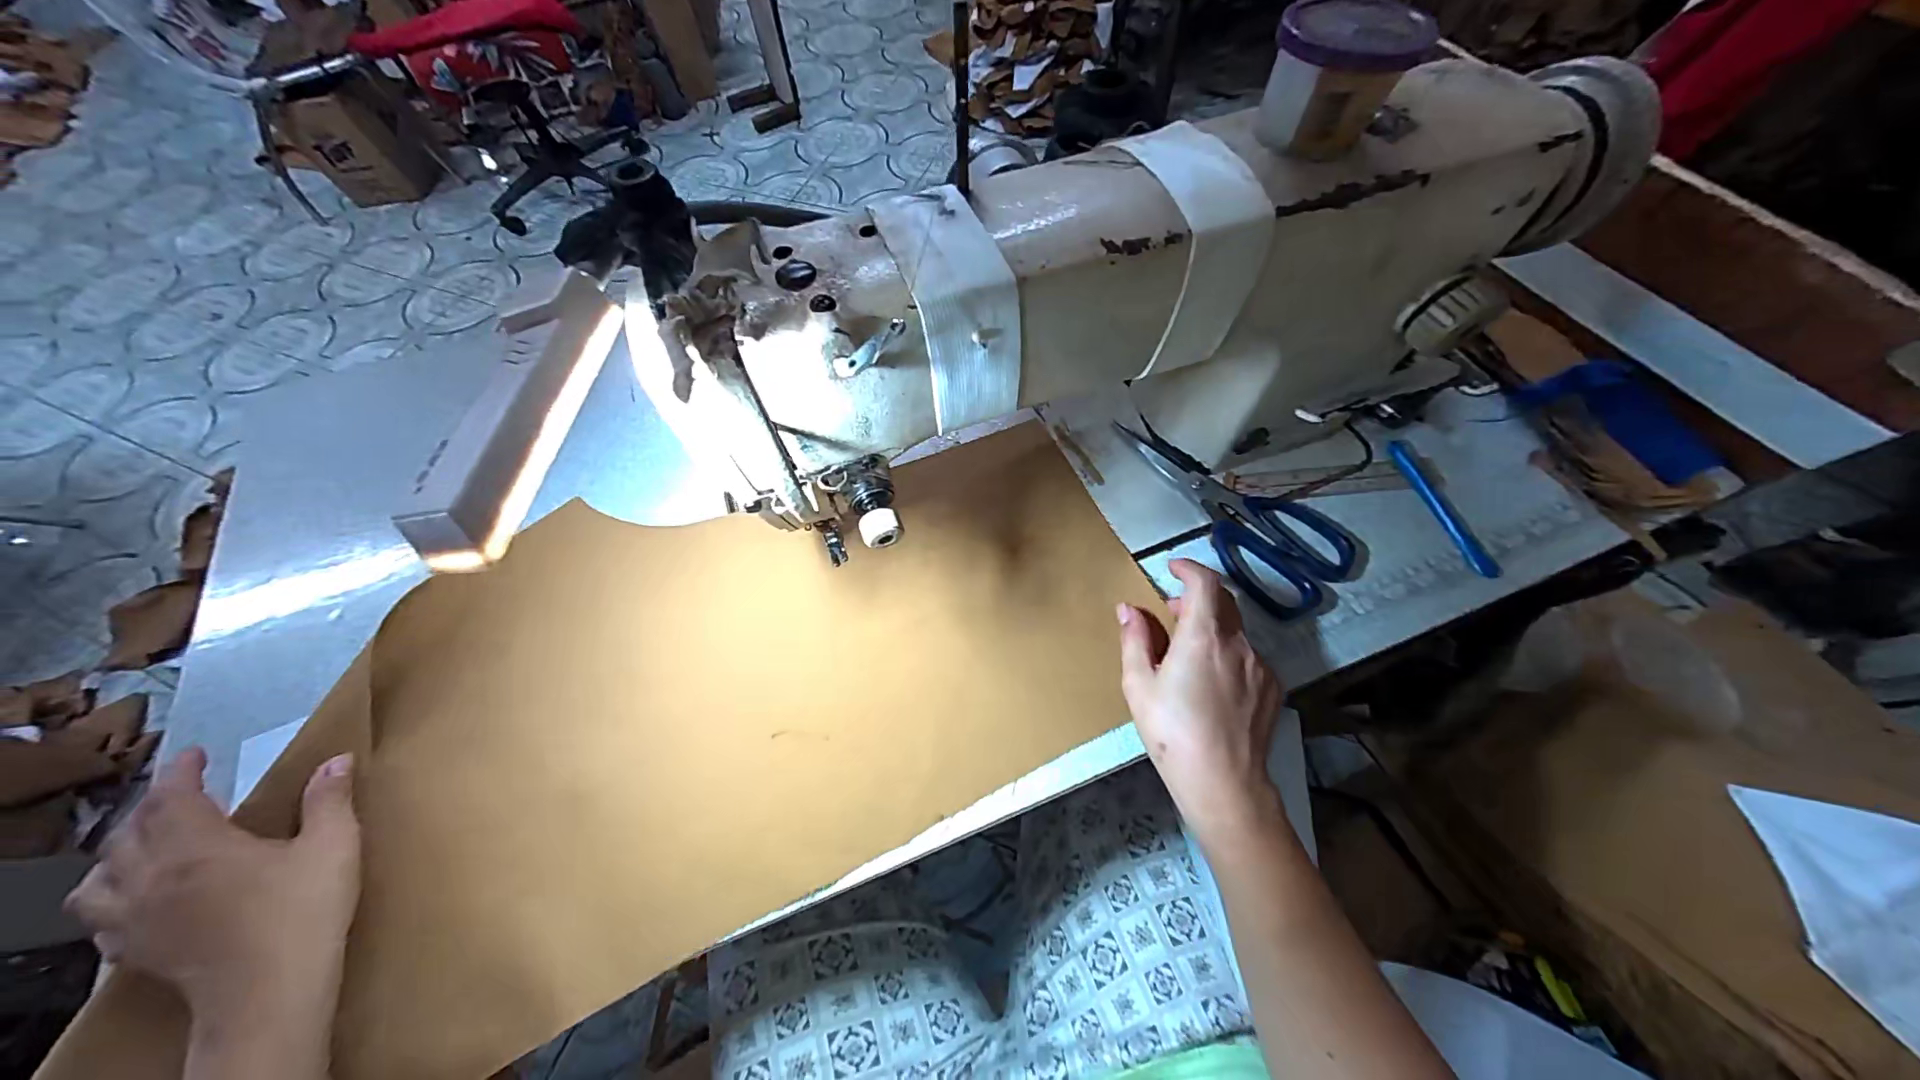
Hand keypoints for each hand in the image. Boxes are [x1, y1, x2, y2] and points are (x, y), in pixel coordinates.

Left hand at [66, 748, 360, 1026]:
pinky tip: (139, 897)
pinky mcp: (134, 950)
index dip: (179, 772)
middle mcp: (151, 879)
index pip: (170, 799)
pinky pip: (101, 917)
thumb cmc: (303, 910)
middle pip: (127, 834)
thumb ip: (329, 801)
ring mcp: (134, 920)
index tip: (194, 754)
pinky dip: (112, 895)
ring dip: (118, 852)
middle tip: (183, 793)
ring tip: (147, 844)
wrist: (267, 990)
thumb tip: (336, 761)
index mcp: (197, 849)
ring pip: (97, 878)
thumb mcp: (334, 845)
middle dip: (151, 807)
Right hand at [1117, 559, 1284, 837]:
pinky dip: (1228, 655)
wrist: (1223, 782)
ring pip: (1235, 632)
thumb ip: (1135, 639)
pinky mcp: (1272, 688)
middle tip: (1172, 616)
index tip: (1173, 568)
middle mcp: (1238, 643)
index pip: (1205, 582)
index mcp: (1203, 635)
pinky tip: (1212, 685)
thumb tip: (1129, 609)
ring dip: (1212, 630)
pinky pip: (1248, 657)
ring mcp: (1260, 666)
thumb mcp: (1138, 685)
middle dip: (1196, 599)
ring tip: (1188, 657)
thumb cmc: (1171, 732)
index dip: (1189, 568)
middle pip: (1223, 603)